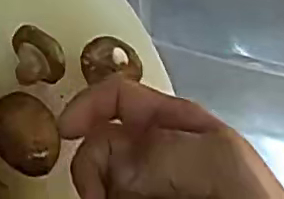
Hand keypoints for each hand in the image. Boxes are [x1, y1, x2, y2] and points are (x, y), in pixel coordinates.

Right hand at [59, 80, 283, 198]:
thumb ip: (165, 149)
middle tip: (95, 198)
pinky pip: (119, 197)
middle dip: (92, 164)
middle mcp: (157, 152)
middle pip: (104, 143)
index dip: (88, 104)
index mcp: (174, 124)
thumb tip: (116, 167)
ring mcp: (153, 189)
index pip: (119, 95)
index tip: (63, 133)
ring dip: (100, 189)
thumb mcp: (220, 158)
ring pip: (107, 180)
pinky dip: (106, 198)